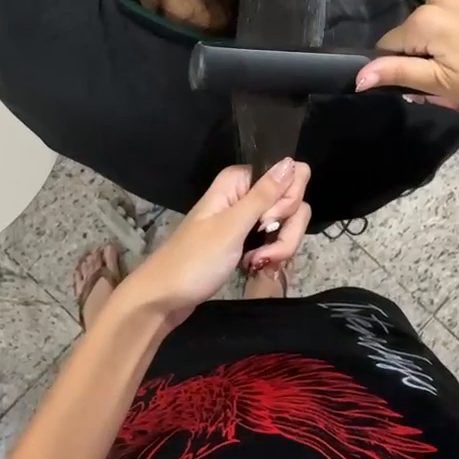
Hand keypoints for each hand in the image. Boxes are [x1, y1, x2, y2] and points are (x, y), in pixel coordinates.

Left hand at [103, 160, 312, 328]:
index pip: (291, 174)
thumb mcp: (231, 226)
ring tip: (257, 263)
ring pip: (288, 224)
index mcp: (239, 181)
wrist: (165, 297)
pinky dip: (272, 255)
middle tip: (262, 251)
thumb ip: (264, 195)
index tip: (268, 221)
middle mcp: (245, 194)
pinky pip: (275, 240)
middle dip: (286, 230)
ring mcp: (248, 219)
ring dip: (280, 247)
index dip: (287, 200)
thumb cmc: (194, 260)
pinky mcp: (249, 240)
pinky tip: (257, 266)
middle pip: (293, 201)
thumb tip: (292, 160)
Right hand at [355, 0, 458, 120]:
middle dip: (422, 71)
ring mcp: (458, 2)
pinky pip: (447, 34)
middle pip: (407, 44)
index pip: (384, 50)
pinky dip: (454, 55)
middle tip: (451, 94)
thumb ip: (398, 74)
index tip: (425, 94)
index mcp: (423, 19)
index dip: (397, 76)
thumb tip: (358, 76)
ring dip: (440, 67)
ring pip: (428, 42)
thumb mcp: (443, 85)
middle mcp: (435, 1)